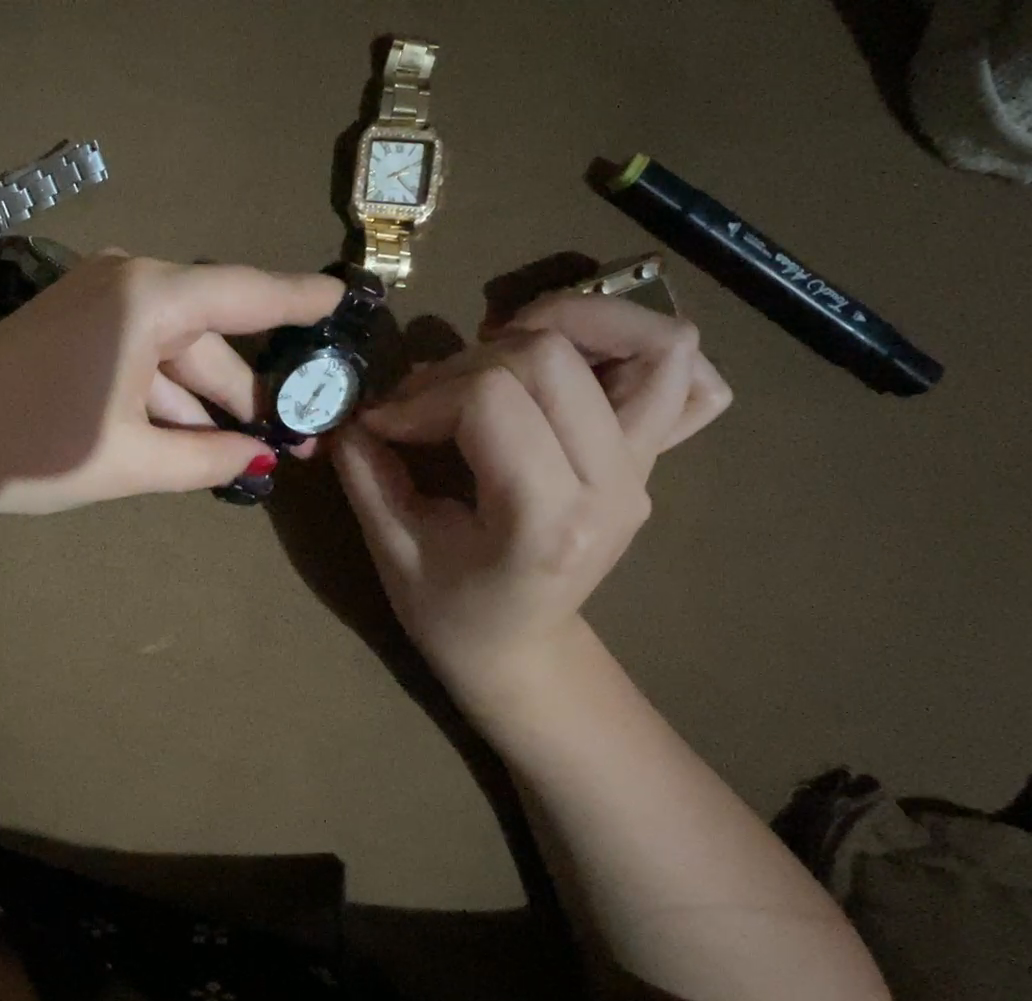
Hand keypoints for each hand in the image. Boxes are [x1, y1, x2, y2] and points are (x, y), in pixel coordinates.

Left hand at [0, 253, 342, 513]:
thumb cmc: (36, 451)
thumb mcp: (134, 462)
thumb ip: (208, 458)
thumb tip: (259, 456)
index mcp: (150, 298)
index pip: (248, 293)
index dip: (301, 300)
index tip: (345, 301)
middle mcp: (126, 280)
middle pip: (209, 333)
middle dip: (246, 392)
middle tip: (291, 442)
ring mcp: (92, 298)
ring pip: (172, 349)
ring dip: (203, 400)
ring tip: (242, 454)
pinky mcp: (68, 323)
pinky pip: (137, 352)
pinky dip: (161, 392)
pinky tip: (185, 437)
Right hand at [333, 295, 730, 694]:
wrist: (517, 648)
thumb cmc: (448, 611)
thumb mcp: (392, 550)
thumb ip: (367, 473)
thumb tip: (348, 412)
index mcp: (544, 520)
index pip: (490, 400)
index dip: (420, 397)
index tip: (379, 423)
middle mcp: (612, 484)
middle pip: (551, 357)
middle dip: (465, 362)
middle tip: (424, 397)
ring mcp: (644, 466)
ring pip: (650, 343)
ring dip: (570, 320)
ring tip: (503, 344)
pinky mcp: (650, 454)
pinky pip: (683, 373)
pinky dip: (635, 342)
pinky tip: (571, 355)